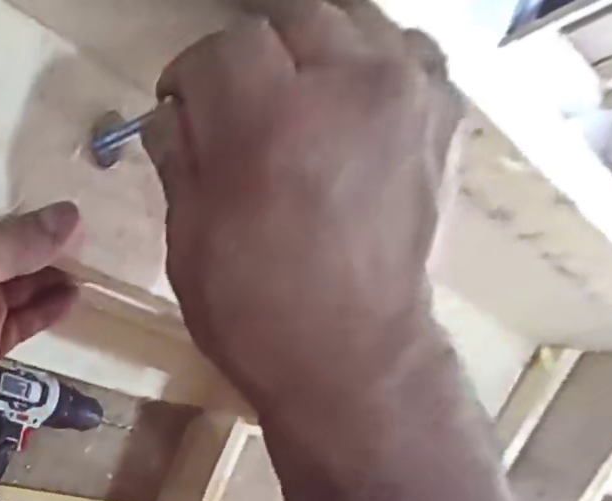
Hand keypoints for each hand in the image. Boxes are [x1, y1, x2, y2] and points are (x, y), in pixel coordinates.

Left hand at [0, 205, 83, 428]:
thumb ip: (15, 242)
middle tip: (101, 230)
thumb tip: (73, 219)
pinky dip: (50, 309)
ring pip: (27, 284)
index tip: (80, 190)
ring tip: (98, 262)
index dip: (37, 202)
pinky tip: (76, 296)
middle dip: (54, 241)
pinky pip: (27, 319)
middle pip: (18, 247)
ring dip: (58, 275)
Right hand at [144, 3, 463, 434]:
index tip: (176, 107)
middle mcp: (347, 82)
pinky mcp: (444, 111)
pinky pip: (400, 49)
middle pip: (287, 16)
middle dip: (246, 55)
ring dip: (306, 49)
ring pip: (350, 18)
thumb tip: (168, 118)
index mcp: (267, 123)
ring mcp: (407, 90)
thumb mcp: (189, 247)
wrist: (347, 356)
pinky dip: (363, 64)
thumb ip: (179, 164)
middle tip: (228, 104)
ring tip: (289, 102)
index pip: (218, 50)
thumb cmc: (250, 314)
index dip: (186, 76)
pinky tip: (343, 109)